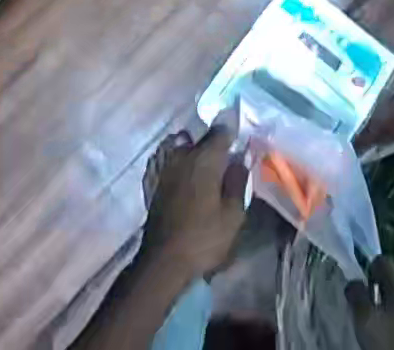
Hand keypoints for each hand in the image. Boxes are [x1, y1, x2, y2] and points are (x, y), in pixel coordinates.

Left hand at [141, 125, 249, 278]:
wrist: (162, 262)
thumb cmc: (203, 238)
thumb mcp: (233, 214)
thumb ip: (238, 181)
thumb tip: (241, 158)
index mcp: (205, 157)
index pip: (221, 130)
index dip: (232, 132)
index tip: (240, 141)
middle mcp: (183, 154)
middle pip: (201, 139)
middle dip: (214, 145)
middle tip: (225, 162)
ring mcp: (164, 165)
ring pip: (182, 147)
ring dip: (193, 152)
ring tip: (203, 170)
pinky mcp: (152, 180)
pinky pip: (166, 160)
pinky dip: (176, 163)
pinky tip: (182, 177)